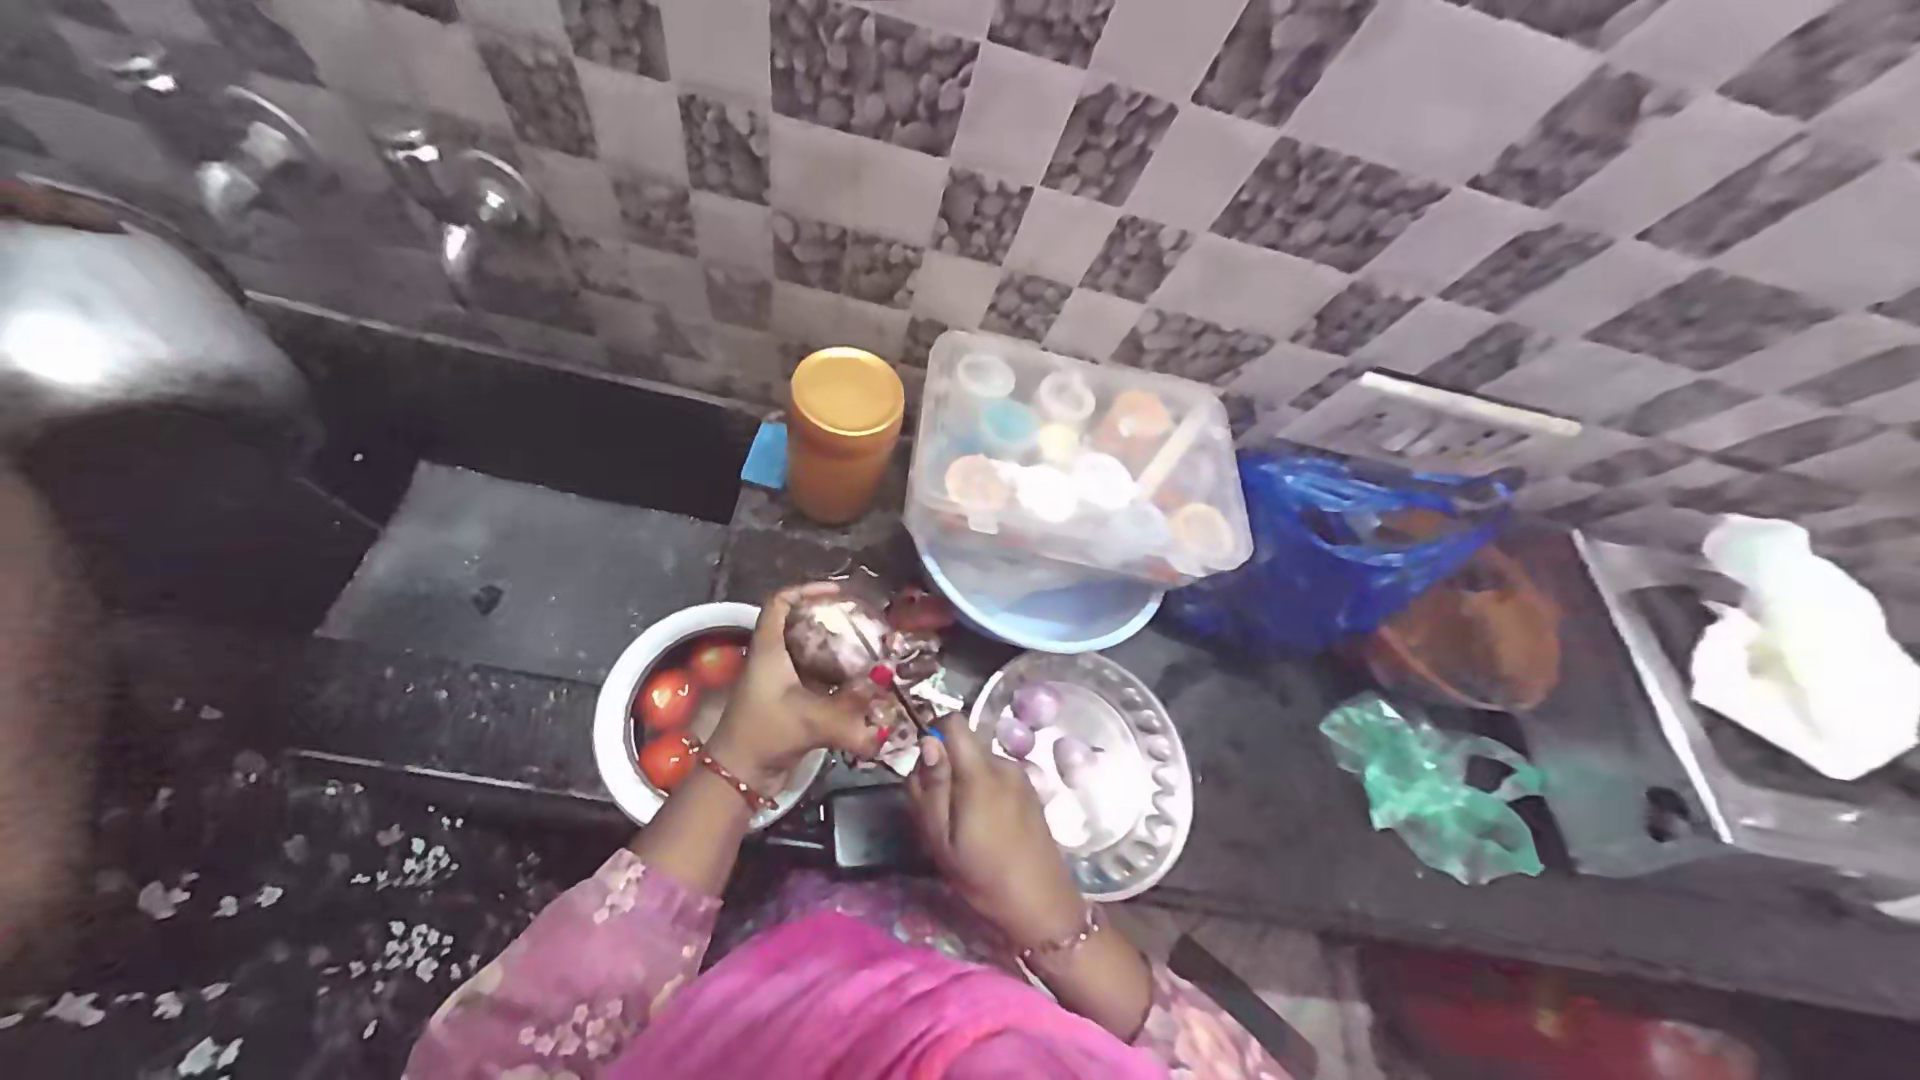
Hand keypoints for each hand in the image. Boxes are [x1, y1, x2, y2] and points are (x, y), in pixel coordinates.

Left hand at [708, 583, 886, 788]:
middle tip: (861, 619)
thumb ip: (851, 710)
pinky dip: (837, 674)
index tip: (837, 592)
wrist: (738, 776)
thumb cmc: (765, 734)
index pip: (780, 603)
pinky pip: (817, 676)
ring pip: (810, 651)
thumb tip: (887, 694)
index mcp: (769, 650)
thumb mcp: (809, 719)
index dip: (805, 590)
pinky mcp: (790, 700)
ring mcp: (782, 680)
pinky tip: (862, 678)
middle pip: (800, 624)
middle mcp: (775, 659)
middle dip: (830, 618)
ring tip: (867, 644)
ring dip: (836, 647)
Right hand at [905, 716, 1085, 950]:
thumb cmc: (983, 877)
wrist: (1042, 905)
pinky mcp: (1029, 790)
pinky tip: (984, 825)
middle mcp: (1003, 764)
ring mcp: (1020, 776)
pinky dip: (982, 789)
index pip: (954, 722)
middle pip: (964, 745)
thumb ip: (931, 786)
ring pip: (978, 761)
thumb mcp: (941, 839)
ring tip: (962, 824)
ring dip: (963, 780)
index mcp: (980, 773)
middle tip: (938, 811)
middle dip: (945, 766)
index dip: (933, 734)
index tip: (925, 768)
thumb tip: (927, 740)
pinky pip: (995, 775)